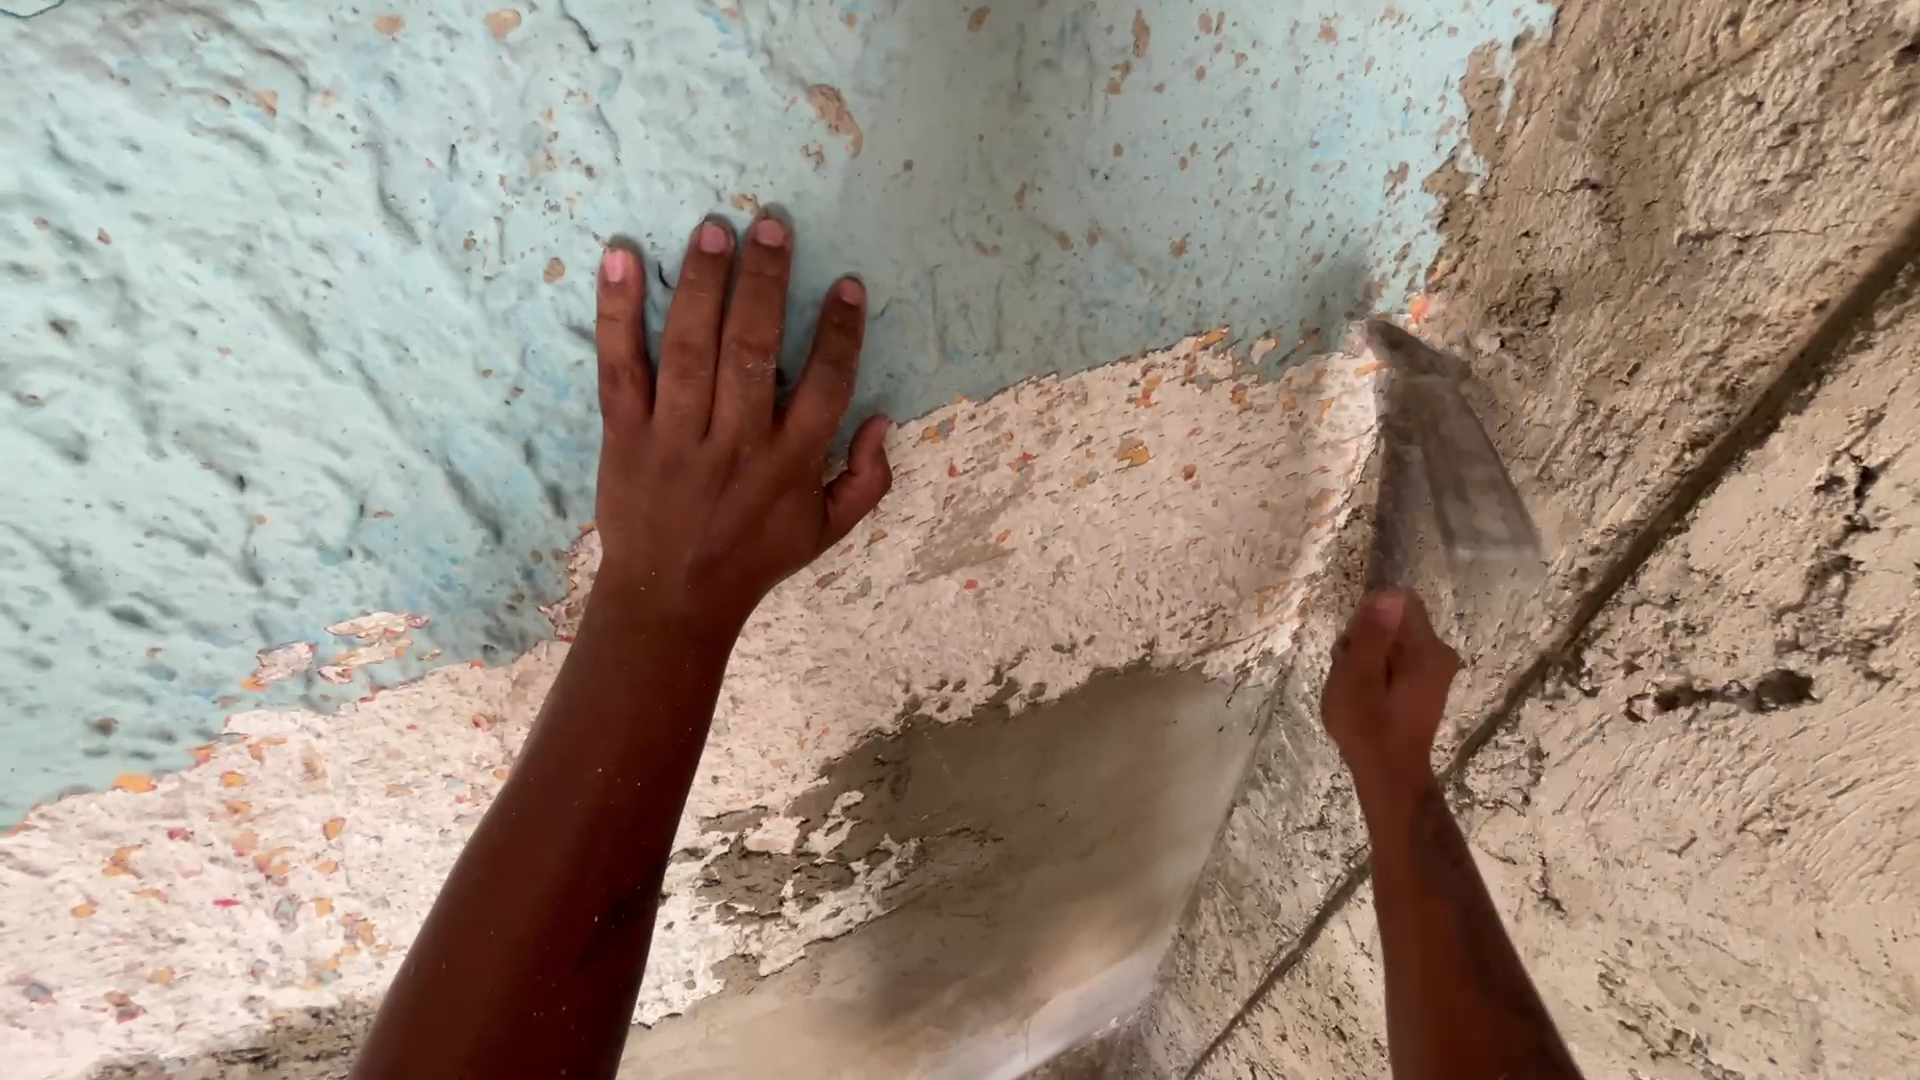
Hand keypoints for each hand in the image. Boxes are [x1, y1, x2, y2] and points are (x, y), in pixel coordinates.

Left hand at [590, 218, 891, 633]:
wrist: (672, 596)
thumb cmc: (756, 556)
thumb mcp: (828, 531)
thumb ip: (868, 480)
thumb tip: (883, 420)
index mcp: (791, 464)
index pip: (826, 385)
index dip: (841, 333)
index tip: (847, 285)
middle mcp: (737, 443)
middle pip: (753, 350)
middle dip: (765, 283)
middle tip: (771, 225)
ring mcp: (675, 436)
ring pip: (689, 348)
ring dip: (702, 283)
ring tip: (716, 229)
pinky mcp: (624, 435)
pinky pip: (619, 368)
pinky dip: (618, 313)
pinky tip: (623, 257)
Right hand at [1320, 589, 1459, 804]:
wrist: (1389, 774)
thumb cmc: (1368, 725)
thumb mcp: (1358, 675)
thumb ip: (1370, 634)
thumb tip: (1387, 593)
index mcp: (1427, 649)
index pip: (1399, 601)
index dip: (1368, 616)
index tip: (1353, 645)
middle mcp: (1438, 653)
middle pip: (1393, 621)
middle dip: (1363, 639)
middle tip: (1349, 672)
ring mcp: (1433, 670)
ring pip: (1389, 641)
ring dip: (1364, 656)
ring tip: (1354, 687)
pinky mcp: (1424, 684)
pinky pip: (1394, 659)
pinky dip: (1374, 671)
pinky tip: (1364, 694)